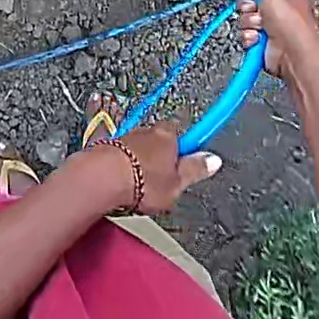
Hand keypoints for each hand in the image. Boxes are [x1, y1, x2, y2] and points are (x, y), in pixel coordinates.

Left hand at [77, 120, 221, 214]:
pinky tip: (125, 183)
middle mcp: (148, 131)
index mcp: (168, 136)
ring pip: (140, 148)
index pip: (185, 134)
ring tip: (142, 187)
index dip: (187, 147)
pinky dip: (126, 166)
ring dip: (142, 162)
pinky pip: (123, 156)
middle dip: (162, 157)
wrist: (104, 177)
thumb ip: (195, 170)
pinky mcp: (109, 147)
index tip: (189, 158)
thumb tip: (214, 160)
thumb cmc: (141, 180)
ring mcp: (127, 137)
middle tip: (164, 181)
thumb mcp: (177, 183)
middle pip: (161, 140)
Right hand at [236, 0, 318, 80]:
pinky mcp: (261, 41)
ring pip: (246, 17)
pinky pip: (245, 34)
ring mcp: (269, 26)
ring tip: (261, 27)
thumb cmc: (293, 24)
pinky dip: (250, 37)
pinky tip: (258, 38)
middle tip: (256, 8)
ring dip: (250, 22)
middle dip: (249, 4)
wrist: (293, 53)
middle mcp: (278, 9)